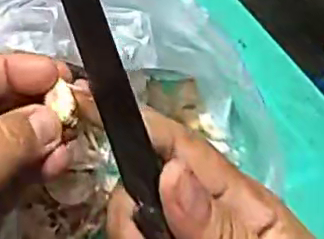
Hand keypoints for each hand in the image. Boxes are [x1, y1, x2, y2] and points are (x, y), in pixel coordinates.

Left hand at [0, 53, 73, 238]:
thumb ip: (3, 140)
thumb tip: (52, 114)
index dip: (11, 67)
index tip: (55, 71)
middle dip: (33, 99)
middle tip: (77, 101)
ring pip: (10, 138)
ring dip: (43, 134)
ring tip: (74, 135)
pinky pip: (15, 174)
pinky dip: (40, 166)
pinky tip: (61, 162)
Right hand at [101, 96, 309, 238]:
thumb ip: (220, 228)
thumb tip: (168, 171)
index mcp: (241, 202)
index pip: (179, 143)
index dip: (133, 118)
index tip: (81, 97)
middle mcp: (207, 215)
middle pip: (144, 184)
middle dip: (127, 209)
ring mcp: (185, 234)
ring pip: (135, 222)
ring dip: (128, 232)